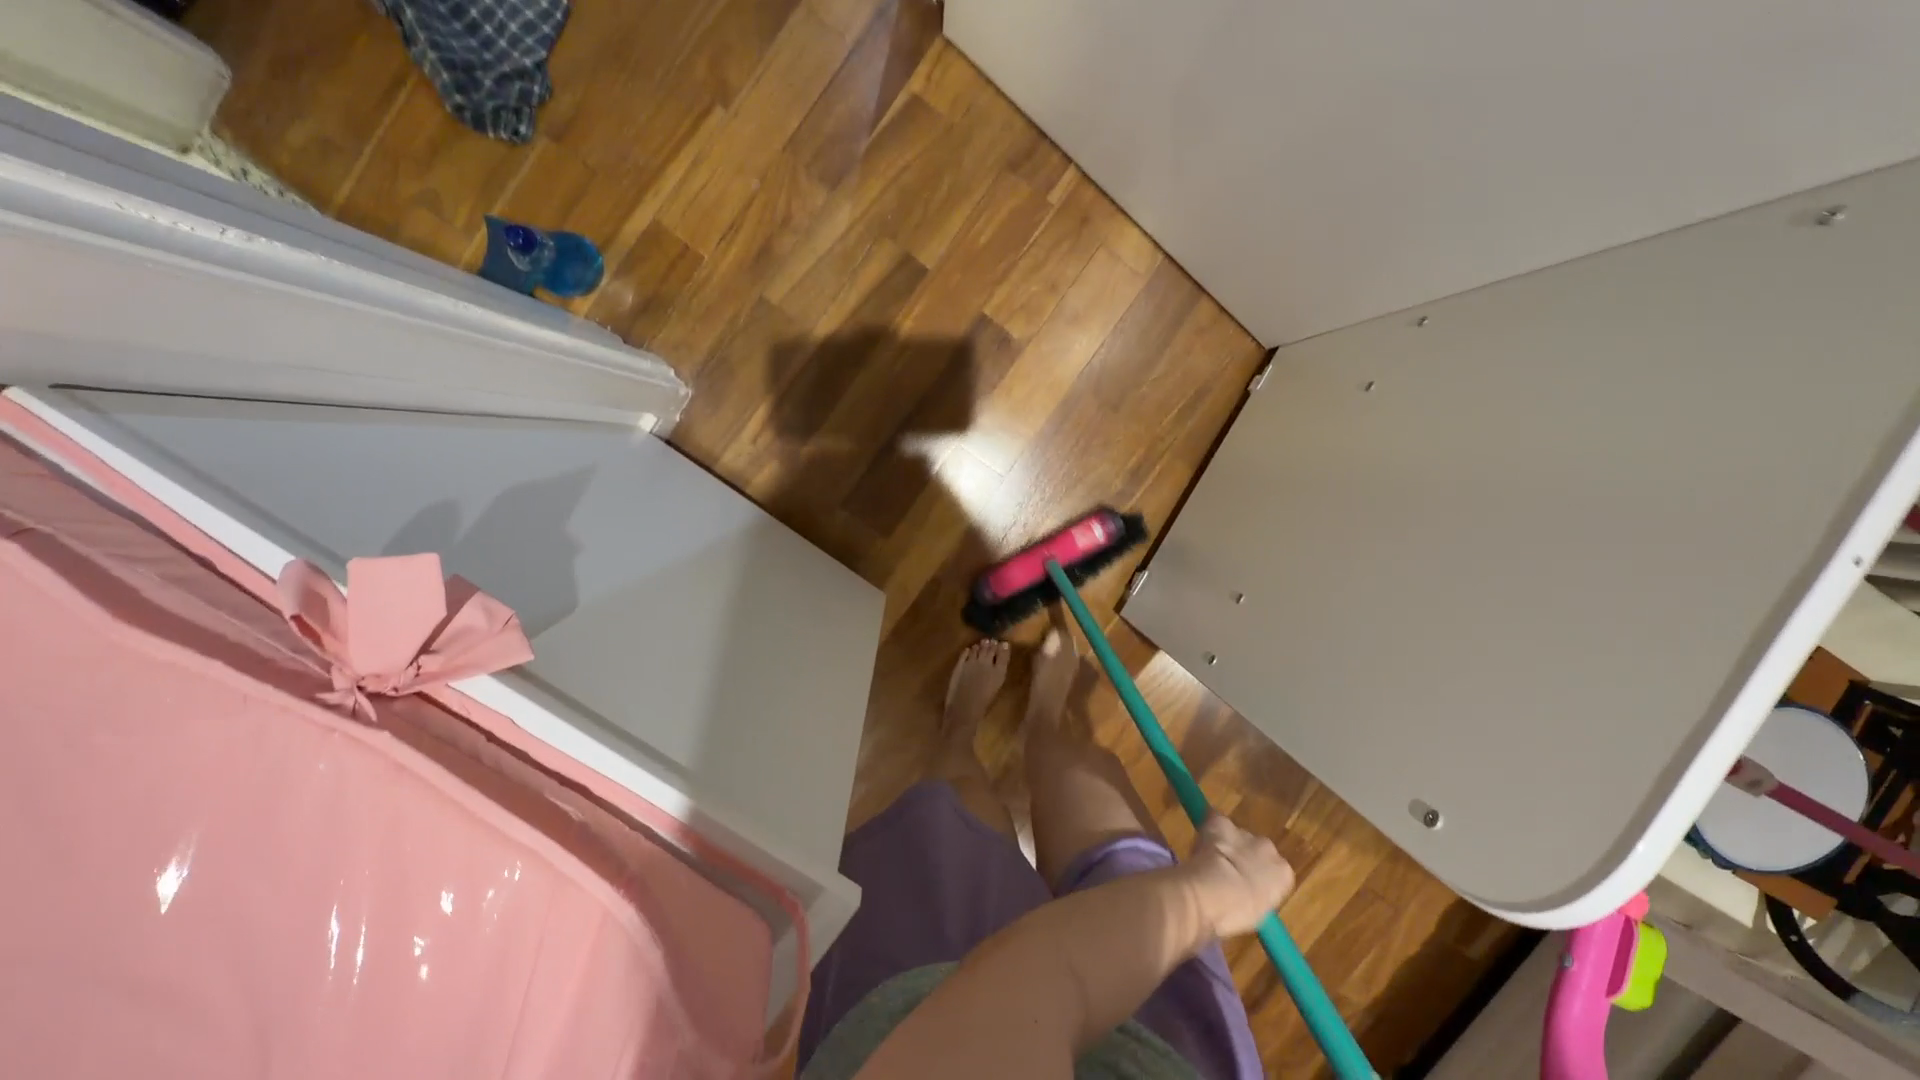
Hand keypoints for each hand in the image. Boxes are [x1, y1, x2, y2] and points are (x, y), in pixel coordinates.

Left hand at [1179, 815, 1294, 938]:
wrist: (1214, 894)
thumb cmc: (1237, 915)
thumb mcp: (1257, 915)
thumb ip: (1257, 897)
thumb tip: (1244, 895)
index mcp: (1284, 875)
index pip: (1275, 871)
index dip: (1257, 877)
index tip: (1244, 887)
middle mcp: (1269, 849)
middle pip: (1257, 849)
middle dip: (1243, 858)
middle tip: (1225, 874)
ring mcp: (1245, 833)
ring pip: (1236, 835)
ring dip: (1226, 843)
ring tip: (1209, 860)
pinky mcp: (1221, 823)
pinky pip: (1215, 819)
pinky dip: (1209, 827)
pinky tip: (1200, 839)